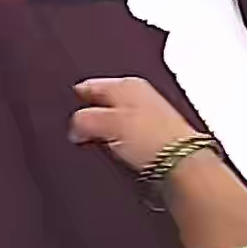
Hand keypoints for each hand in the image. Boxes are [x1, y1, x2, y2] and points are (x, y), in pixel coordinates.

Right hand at [68, 77, 198, 171]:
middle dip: (89, 118)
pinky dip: (117, 145)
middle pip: (102, 104)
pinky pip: (125, 138)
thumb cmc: (153, 138)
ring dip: (103, 134)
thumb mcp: (107, 124)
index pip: (91, 85)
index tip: (63, 111)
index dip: (75, 99)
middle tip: (77, 134)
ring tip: (96, 147)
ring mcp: (146, 117)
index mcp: (127, 84)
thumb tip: (74, 127)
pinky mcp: (152, 137)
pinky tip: (115, 155)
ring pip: (113, 122)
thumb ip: (84, 120)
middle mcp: (139, 96)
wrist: (183, 164)